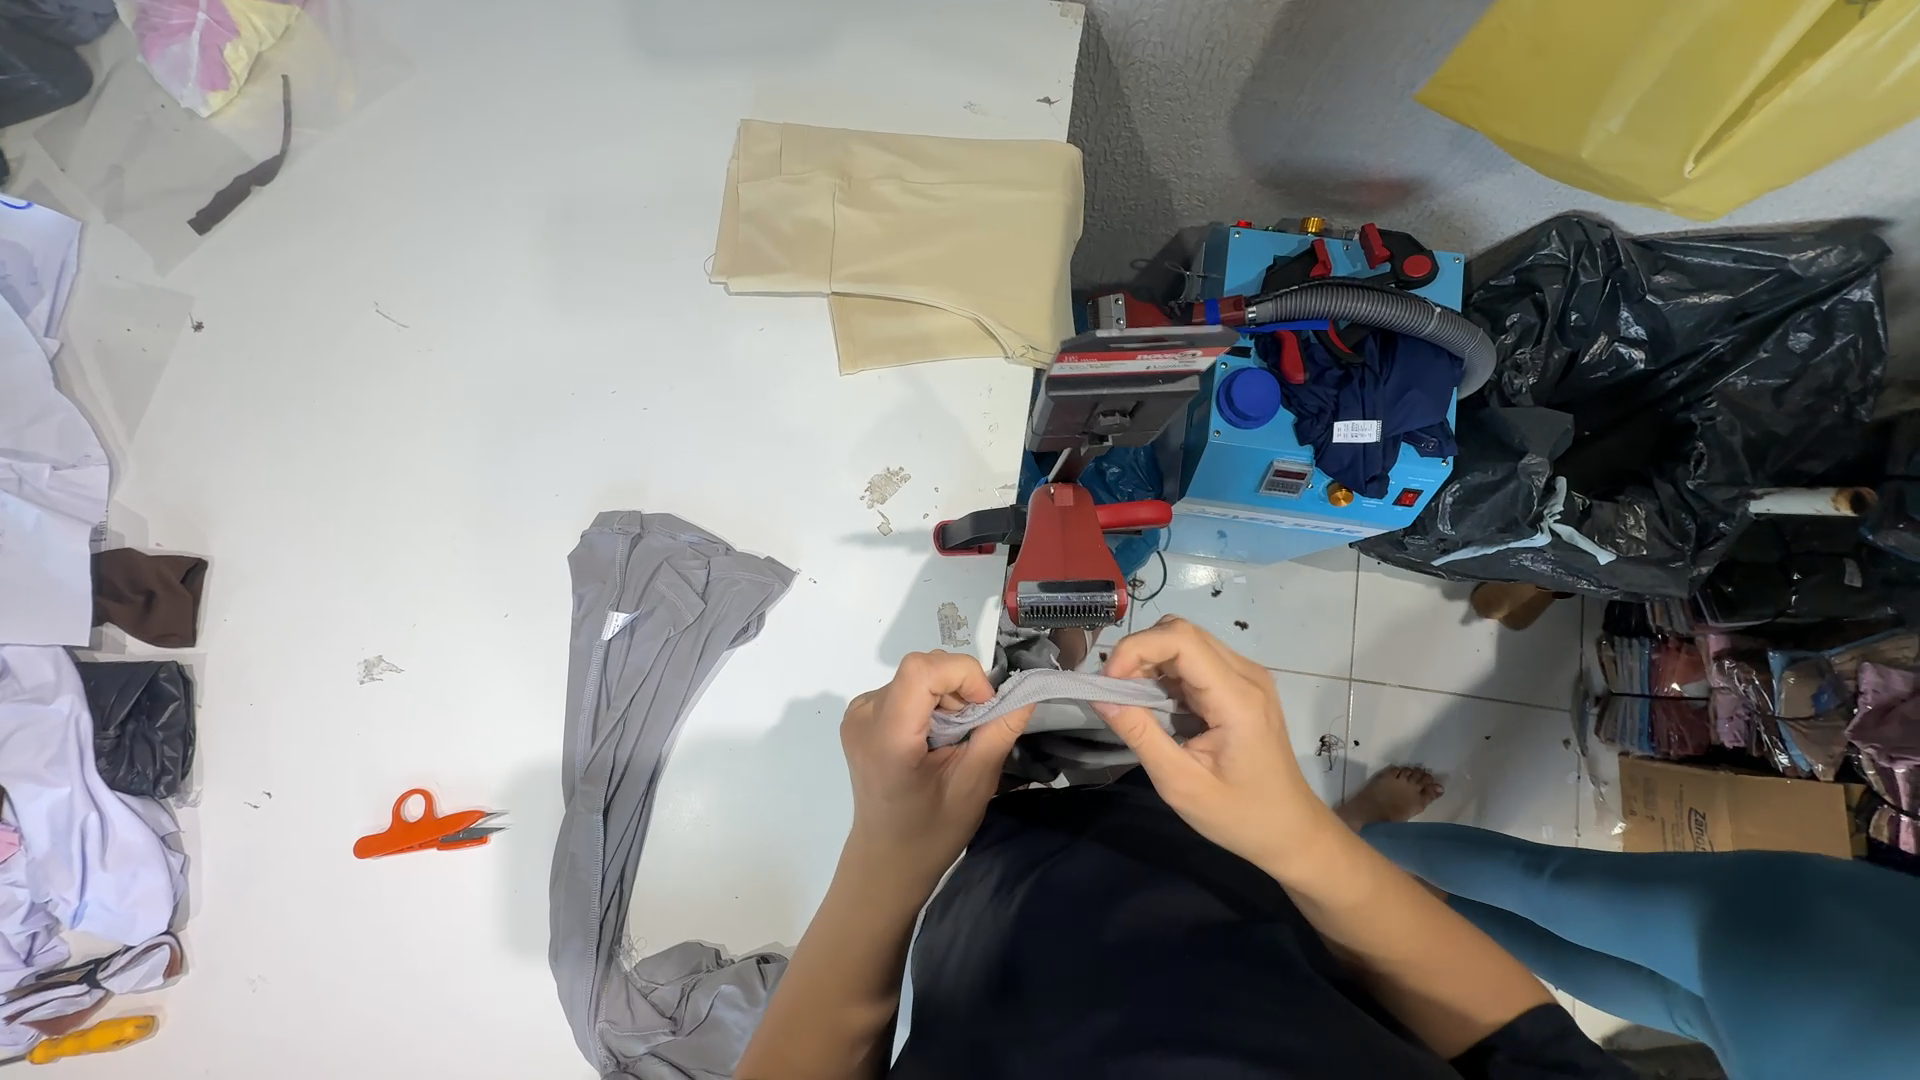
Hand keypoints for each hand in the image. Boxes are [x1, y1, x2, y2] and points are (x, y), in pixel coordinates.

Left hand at [840, 651, 1032, 881]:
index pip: (921, 670)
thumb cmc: (931, 832)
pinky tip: (933, 737)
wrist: (886, 859)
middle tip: (972, 729)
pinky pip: (905, 687)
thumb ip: (999, 733)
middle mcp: (865, 716)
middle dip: (959, 688)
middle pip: (921, 669)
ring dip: (946, 695)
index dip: (962, 674)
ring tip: (952, 738)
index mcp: (888, 738)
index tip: (985, 706)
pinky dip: (929, 701)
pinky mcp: (861, 715)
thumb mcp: (975, 786)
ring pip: (916, 675)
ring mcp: (858, 713)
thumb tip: (1027, 693)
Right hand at [1096, 617, 1339, 875]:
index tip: (1108, 683)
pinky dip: (1165, 671)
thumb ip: (1139, 734)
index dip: (1135, 649)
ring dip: (1150, 661)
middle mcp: (1246, 674)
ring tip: (1134, 700)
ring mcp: (1246, 676)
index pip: (1180, 640)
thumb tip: (1100, 696)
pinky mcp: (1241, 683)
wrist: (1290, 831)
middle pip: (1181, 632)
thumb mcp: (1179, 783)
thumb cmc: (1238, 815)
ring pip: (1185, 640)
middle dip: (1138, 653)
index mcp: (1237, 698)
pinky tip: (1158, 704)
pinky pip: (1194, 658)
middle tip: (1117, 693)